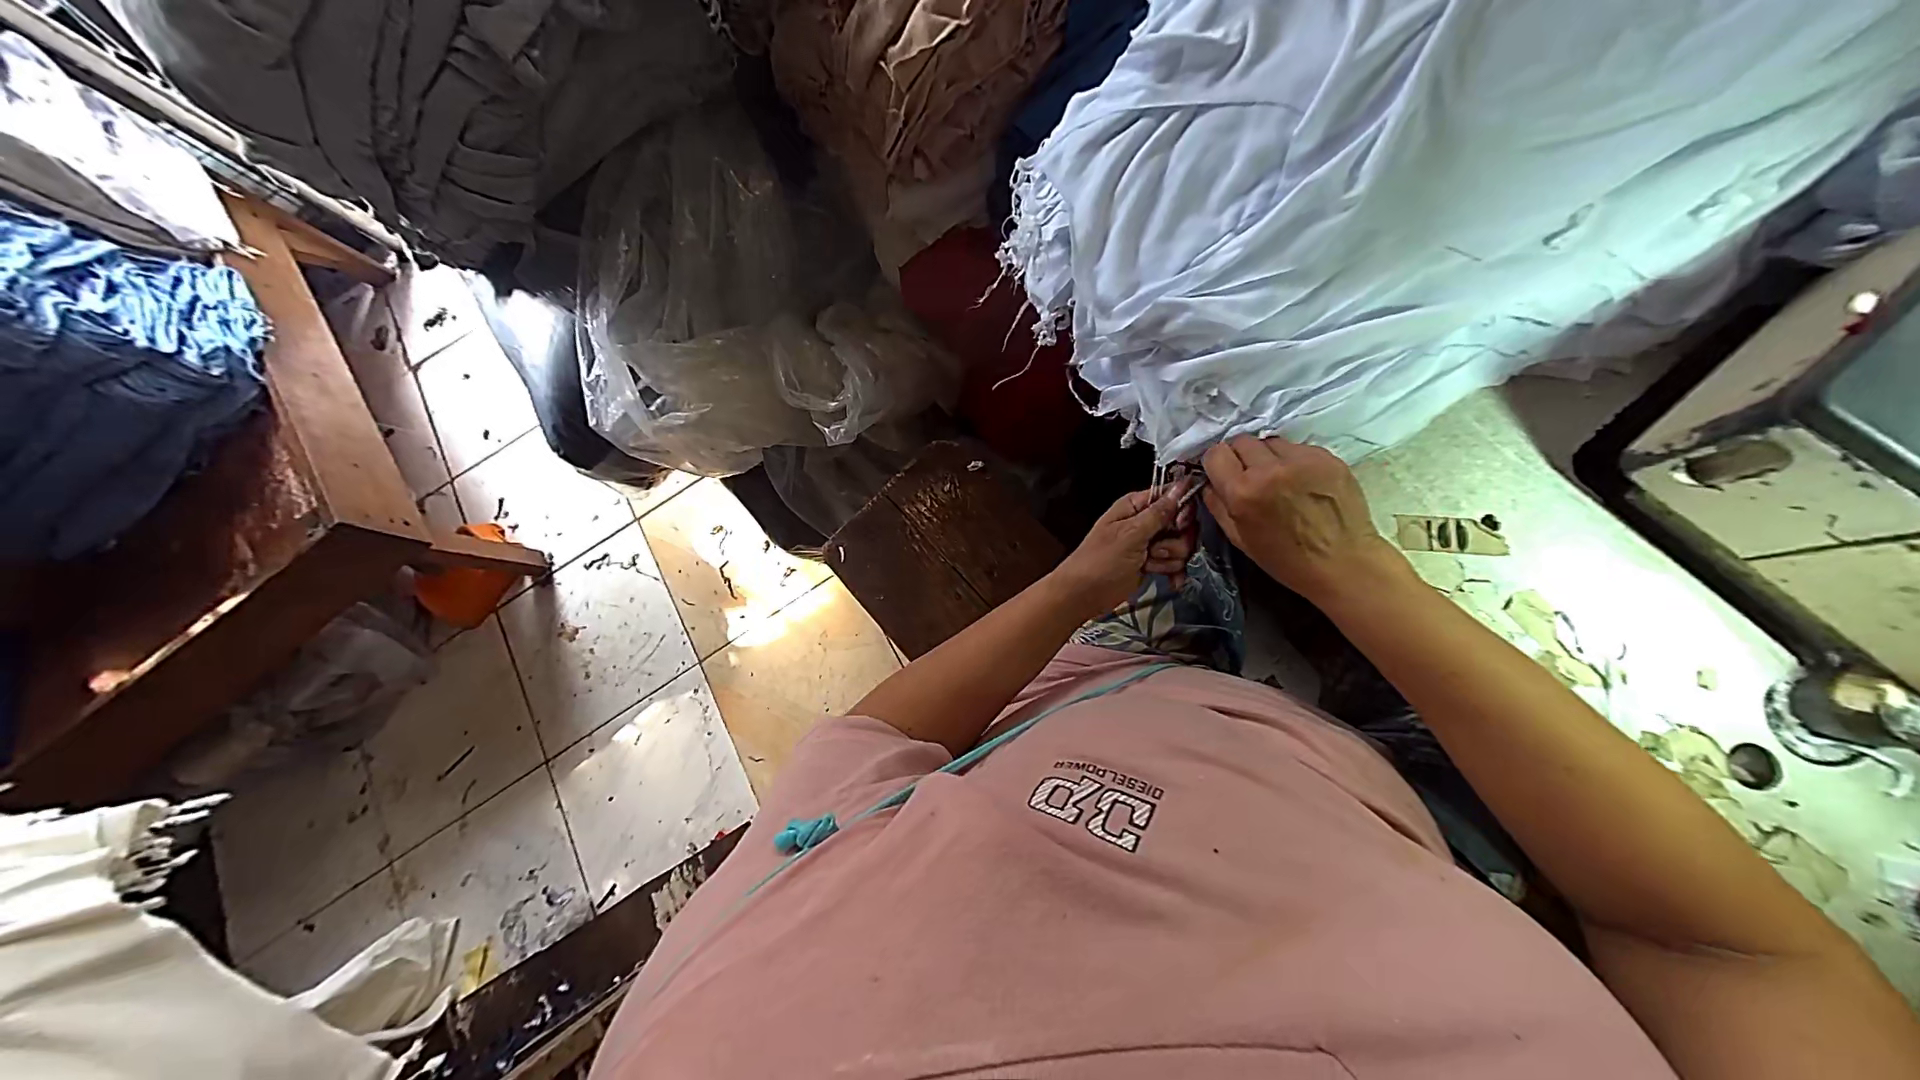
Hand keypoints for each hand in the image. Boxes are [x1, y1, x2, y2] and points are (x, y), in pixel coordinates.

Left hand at [1049, 485, 1194, 618]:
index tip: (1179, 524)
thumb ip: (1158, 513)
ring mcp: (1150, 544)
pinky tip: (1171, 581)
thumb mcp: (1130, 534)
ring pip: (1181, 545)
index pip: (1172, 496)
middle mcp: (1145, 522)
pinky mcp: (1152, 563)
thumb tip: (1181, 485)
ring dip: (1170, 558)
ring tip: (1149, 564)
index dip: (1182, 509)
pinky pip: (1176, 563)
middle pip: (1183, 523)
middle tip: (1156, 550)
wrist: (1084, 594)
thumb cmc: (1100, 561)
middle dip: (1176, 540)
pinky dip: (1174, 572)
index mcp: (1136, 506)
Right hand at [1201, 435, 1407, 605]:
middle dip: (1240, 458)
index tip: (1223, 474)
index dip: (1217, 464)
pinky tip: (1301, 481)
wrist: (1342, 562)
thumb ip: (1217, 505)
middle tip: (1250, 477)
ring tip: (1277, 478)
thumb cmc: (1285, 559)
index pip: (1216, 454)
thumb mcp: (1239, 538)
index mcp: (1242, 492)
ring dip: (1267, 456)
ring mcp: (1300, 459)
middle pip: (1241, 441)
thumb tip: (1209, 483)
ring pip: (1269, 442)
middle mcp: (1269, 469)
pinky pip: (1297, 448)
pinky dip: (1292, 460)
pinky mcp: (1325, 457)